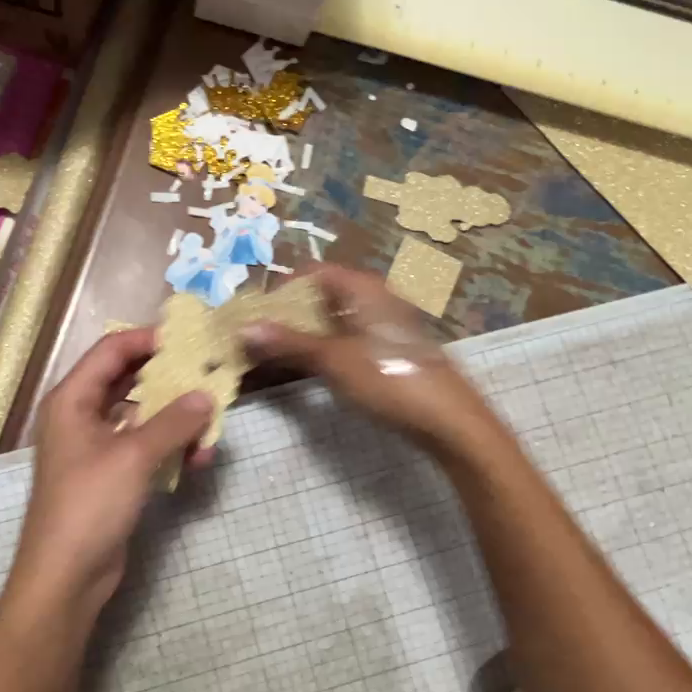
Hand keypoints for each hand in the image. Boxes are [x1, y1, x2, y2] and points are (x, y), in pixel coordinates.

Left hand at [12, 329, 214, 610]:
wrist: (65, 576)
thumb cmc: (89, 505)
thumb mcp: (134, 456)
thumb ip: (173, 422)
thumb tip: (207, 395)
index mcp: (72, 398)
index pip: (111, 350)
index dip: (148, 339)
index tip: (190, 340)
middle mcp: (80, 414)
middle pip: (129, 380)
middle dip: (169, 380)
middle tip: (209, 375)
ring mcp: (95, 446)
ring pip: (142, 416)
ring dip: (175, 420)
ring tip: (210, 431)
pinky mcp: (110, 474)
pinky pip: (144, 446)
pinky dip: (169, 447)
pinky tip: (197, 460)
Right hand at [241, 266, 496, 454]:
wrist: (448, 420)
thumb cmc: (389, 379)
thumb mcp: (332, 360)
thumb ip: (288, 342)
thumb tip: (244, 328)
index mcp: (361, 287)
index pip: (310, 272)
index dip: (279, 289)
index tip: (254, 315)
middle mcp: (372, 297)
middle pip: (318, 296)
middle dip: (285, 316)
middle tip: (254, 340)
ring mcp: (381, 324)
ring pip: (330, 321)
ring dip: (300, 337)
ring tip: (270, 359)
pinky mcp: (386, 350)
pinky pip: (343, 340)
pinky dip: (320, 351)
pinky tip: (303, 371)